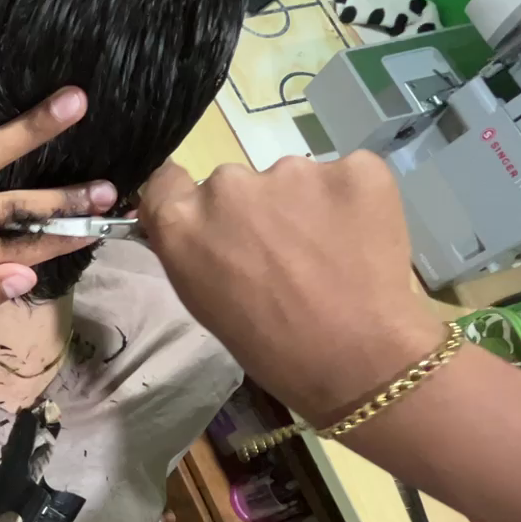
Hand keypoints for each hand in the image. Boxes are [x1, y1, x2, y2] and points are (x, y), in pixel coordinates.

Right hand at [140, 153, 442, 422]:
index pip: (165, 181)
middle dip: (248, 209)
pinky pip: (343, 176)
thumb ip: (190, 246)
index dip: (184, 198)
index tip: (207, 222)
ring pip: (289, 179)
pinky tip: (355, 241)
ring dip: (298, 206)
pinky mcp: (354, 167)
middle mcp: (227, 183)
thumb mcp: (198, 296)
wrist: (350, 353)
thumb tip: (200, 224)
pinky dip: (347, 202)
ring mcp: (293, 169)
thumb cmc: (261, 339)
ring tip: (322, 253)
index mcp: (182, 219)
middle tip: (274, 253)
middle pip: (230, 183)